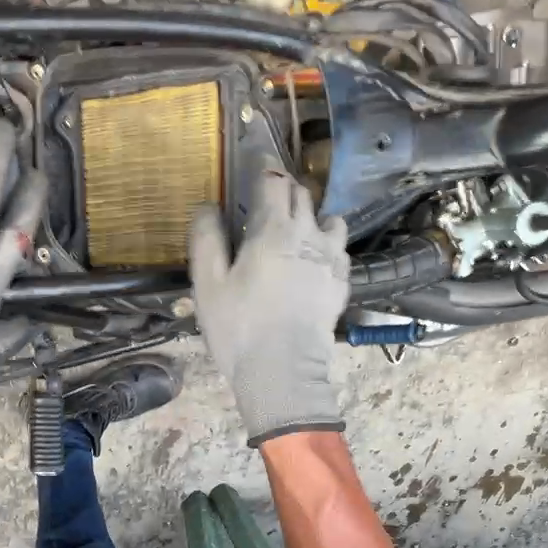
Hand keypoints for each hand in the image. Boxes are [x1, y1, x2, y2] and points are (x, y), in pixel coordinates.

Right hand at [189, 163, 350, 446]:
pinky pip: (340, 251)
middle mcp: (309, 235)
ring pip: (329, 219)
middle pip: (303, 196)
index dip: (264, 174)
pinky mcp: (342, 284)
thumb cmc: (239, 329)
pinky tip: (312, 263)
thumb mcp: (208, 286)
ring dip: (312, 218)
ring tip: (296, 233)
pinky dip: (327, 246)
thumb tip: (205, 206)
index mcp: (274, 230)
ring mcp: (332, 259)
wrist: (284, 372)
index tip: (255, 174)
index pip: (274, 184)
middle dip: (286, 192)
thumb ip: (206, 240)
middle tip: (267, 203)